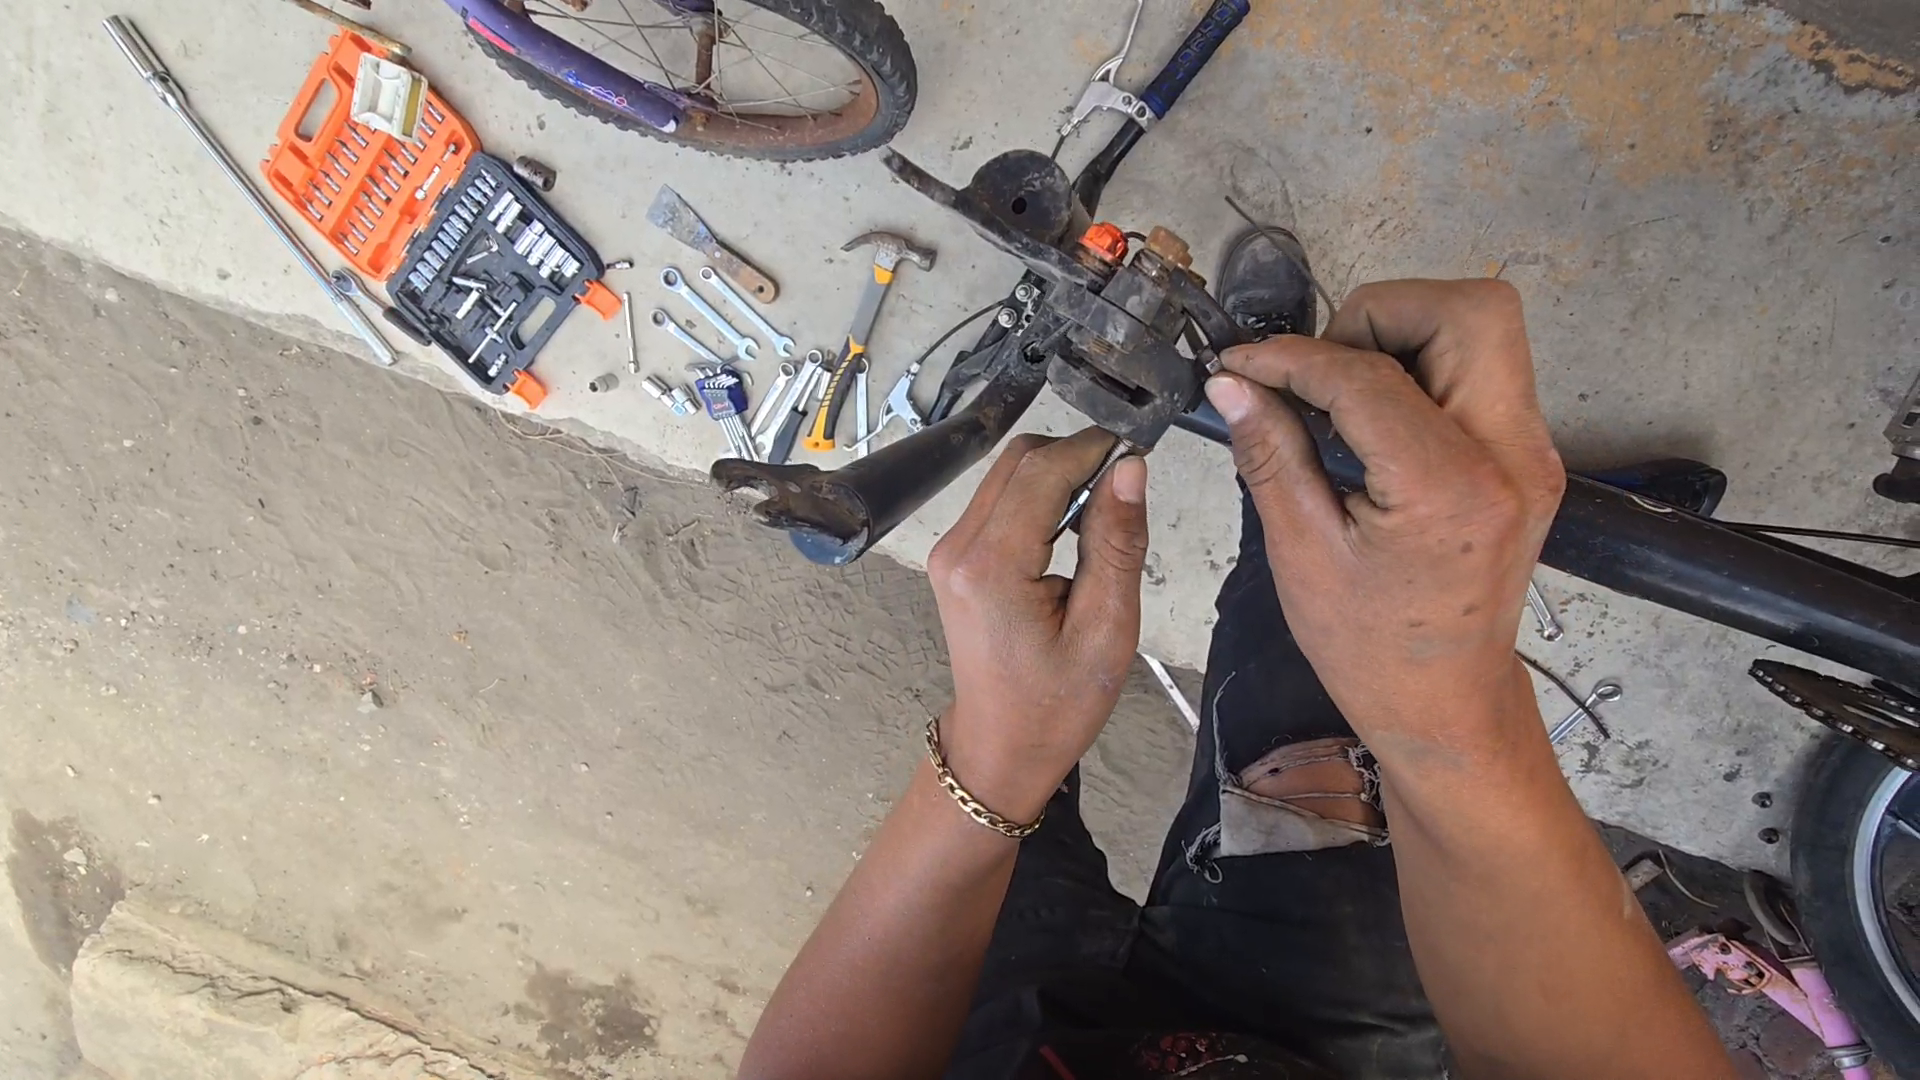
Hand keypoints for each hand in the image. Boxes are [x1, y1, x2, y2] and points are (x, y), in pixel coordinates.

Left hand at [927, 429, 1150, 822]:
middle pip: (1018, 462)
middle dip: (1074, 456)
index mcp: (992, 567)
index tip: (1137, 451)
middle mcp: (958, 547)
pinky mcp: (953, 556)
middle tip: (1123, 483)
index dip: (1092, 449)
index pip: (1042, 472)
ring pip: (1006, 474)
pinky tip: (1069, 527)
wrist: (1001, 742)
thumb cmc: (1058, 703)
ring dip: (1057, 475)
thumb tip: (1129, 468)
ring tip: (1102, 511)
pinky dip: (1037, 497)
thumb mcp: (1106, 630)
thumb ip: (1116, 543)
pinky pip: (997, 500)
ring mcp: (948, 550)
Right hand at [1204, 279, 1564, 761]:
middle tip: (1313, 369)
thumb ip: (1269, 454)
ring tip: (1334, 389)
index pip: (1366, 377)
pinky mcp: (1524, 454)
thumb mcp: (1301, 551)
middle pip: (1469, 309)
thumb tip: (1231, 385)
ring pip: (1482, 327)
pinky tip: (1364, 414)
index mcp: (1448, 487)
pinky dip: (1415, 366)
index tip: (1237, 365)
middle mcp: (1512, 452)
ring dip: (1399, 334)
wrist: (1444, 699)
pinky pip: (1478, 369)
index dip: (1289, 358)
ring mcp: (1530, 450)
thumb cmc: (1365, 643)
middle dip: (1374, 315)